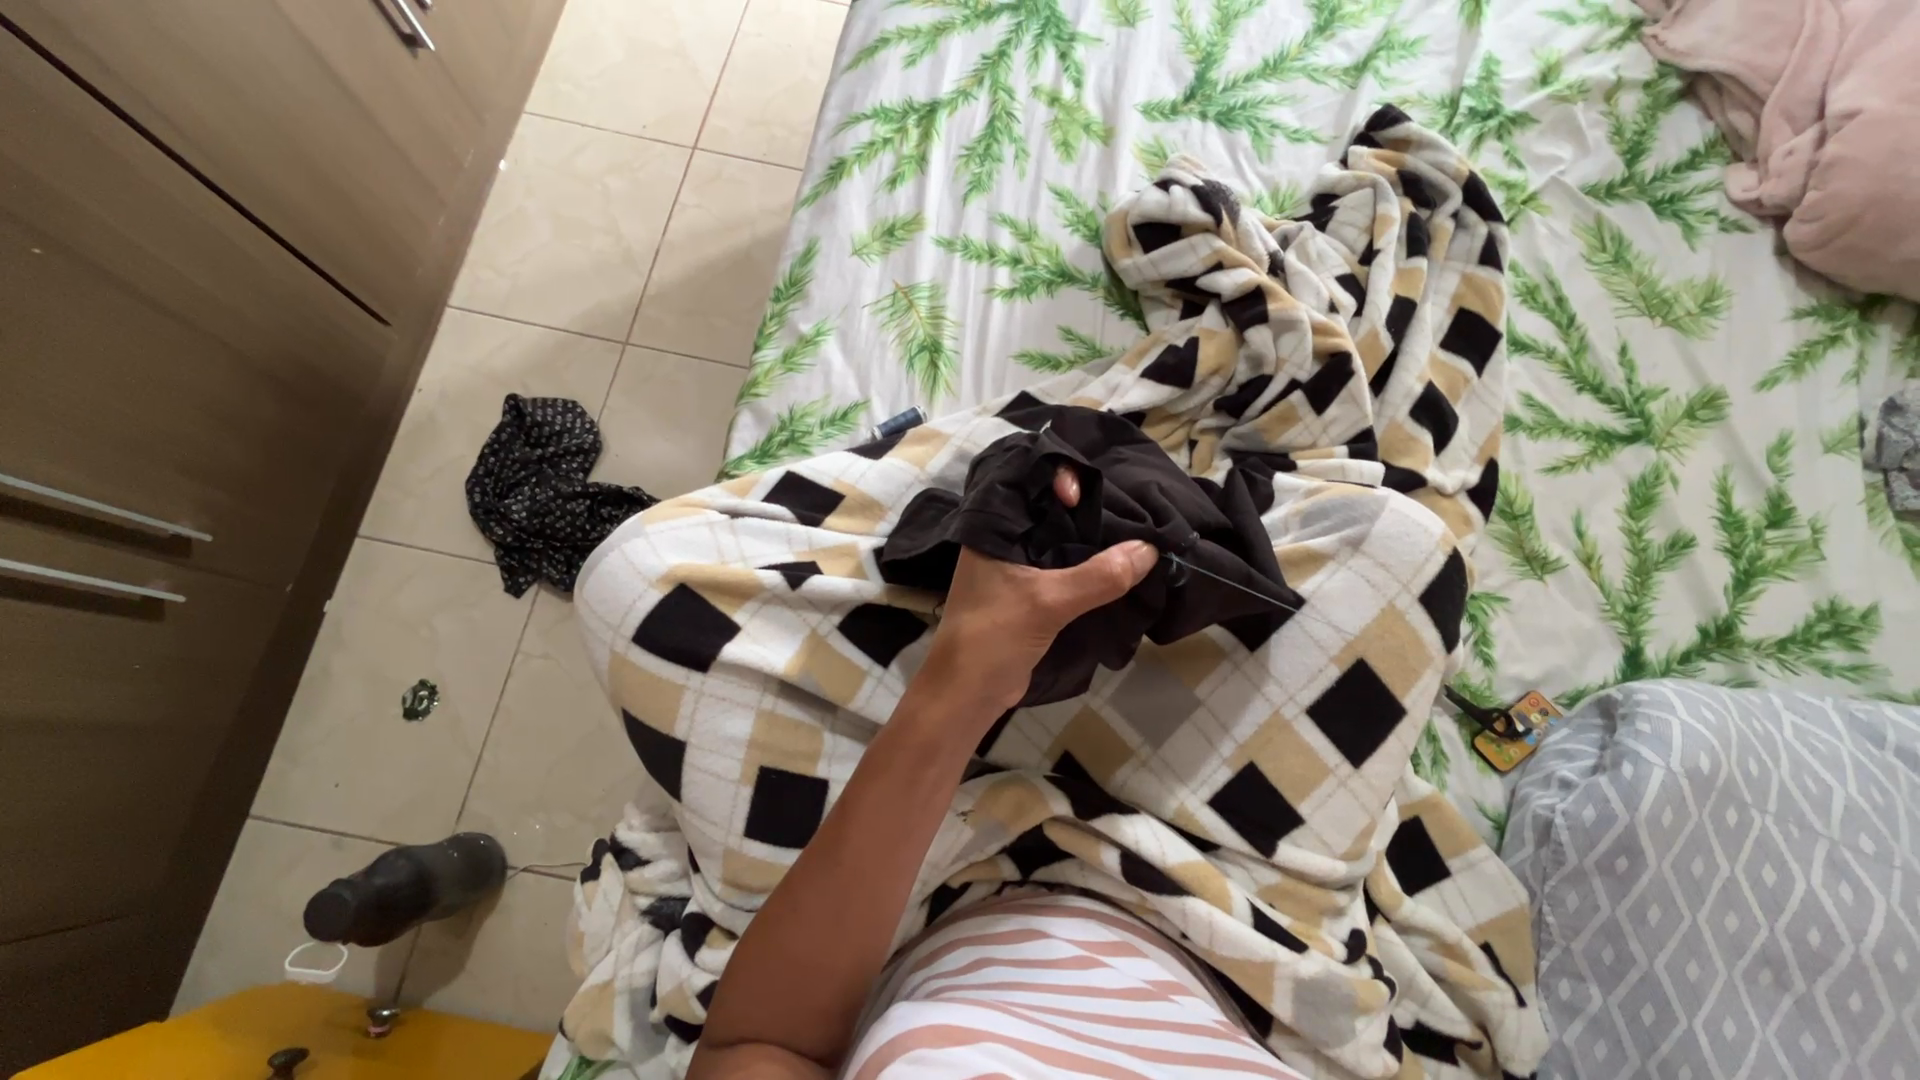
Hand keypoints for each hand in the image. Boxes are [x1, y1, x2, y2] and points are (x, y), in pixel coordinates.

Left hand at [916, 465, 1157, 719]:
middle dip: (1087, 510)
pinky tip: (1121, 567)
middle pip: (1051, 512)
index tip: (1085, 497)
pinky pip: (1064, 569)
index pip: (1028, 482)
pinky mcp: (1031, 595)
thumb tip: (1150, 550)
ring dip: (1091, 542)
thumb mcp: (1047, 602)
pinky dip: (1089, 568)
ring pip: (1060, 542)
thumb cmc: (993, 636)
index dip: (1059, 478)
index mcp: (993, 528)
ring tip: (1134, 534)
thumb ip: (1098, 577)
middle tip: (1129, 510)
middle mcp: (1003, 541)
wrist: (967, 693)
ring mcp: (1017, 569)